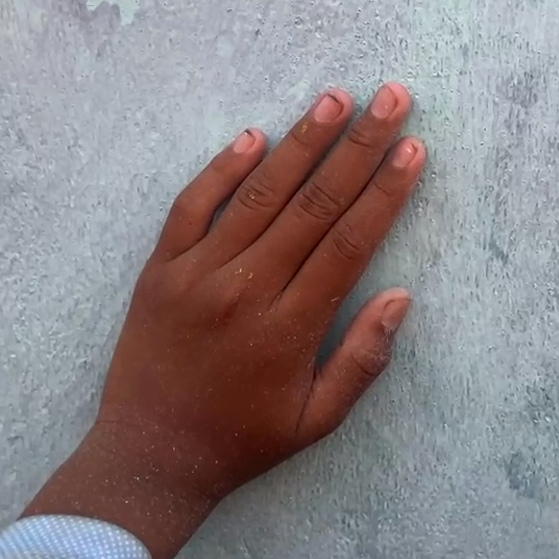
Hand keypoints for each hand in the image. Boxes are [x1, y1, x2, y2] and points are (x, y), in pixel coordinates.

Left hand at [24, 83, 425, 558]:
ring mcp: (196, 275)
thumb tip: (401, 296)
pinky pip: (191, 207)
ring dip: (302, 142)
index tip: (413, 149)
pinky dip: (221, 170)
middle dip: (360, 146)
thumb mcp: (319, 420)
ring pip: (259, 194)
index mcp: (289, 327)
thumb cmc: (244, 440)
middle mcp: (245, 289)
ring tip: (336, 98)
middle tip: (391, 99)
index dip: (385, 192)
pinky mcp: (158, 270)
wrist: (146, 460)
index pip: (349, 242)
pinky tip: (254, 135)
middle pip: (313, 204)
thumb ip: (363, 359)